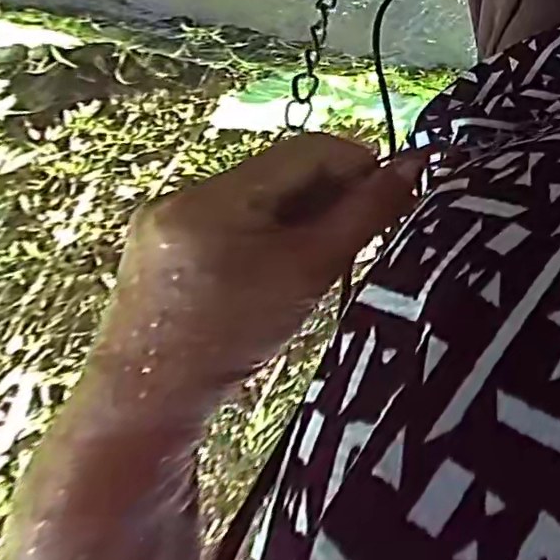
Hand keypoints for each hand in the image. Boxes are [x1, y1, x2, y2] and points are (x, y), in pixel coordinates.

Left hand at [89, 134, 424, 411]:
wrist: (144, 411)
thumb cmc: (234, 338)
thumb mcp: (314, 268)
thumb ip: (369, 210)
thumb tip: (415, 163)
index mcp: (215, 196)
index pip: (311, 148)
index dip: (361, 165)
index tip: (389, 198)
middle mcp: (187, 192)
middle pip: (289, 166)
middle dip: (335, 189)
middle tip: (363, 227)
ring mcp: (171, 214)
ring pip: (269, 189)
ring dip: (310, 207)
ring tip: (326, 247)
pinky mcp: (167, 237)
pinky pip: (243, 211)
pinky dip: (278, 224)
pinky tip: (289, 257)